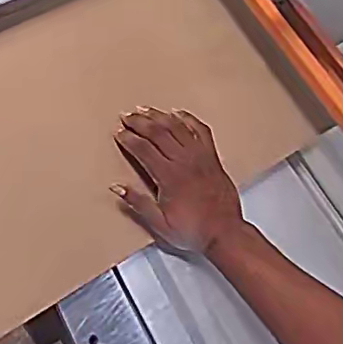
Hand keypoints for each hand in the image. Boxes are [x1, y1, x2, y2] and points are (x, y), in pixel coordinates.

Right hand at [112, 108, 243, 253]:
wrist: (226, 234)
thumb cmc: (193, 230)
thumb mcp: (160, 224)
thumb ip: (138, 204)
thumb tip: (116, 187)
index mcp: (169, 177)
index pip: (143, 149)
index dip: (128, 139)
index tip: (118, 133)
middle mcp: (184, 161)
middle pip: (158, 132)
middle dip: (139, 122)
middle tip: (126, 116)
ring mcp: (200, 157)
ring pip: (176, 127)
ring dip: (159, 116)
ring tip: (144, 109)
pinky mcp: (212, 157)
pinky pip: (201, 131)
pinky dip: (188, 119)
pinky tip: (178, 113)